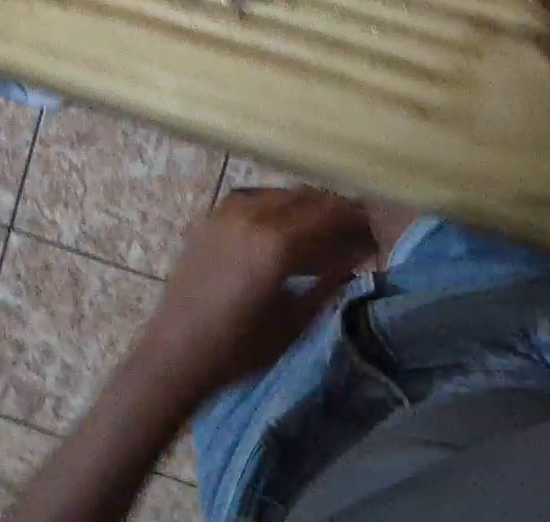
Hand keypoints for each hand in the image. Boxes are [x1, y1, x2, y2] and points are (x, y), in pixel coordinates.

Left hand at [138, 188, 375, 395]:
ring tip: (322, 228)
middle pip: (308, 197)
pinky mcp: (210, 217)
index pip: (330, 214)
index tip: (373, 230)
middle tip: (353, 228)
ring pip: (280, 194)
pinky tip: (283, 227)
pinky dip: (276, 206)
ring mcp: (228, 213)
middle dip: (334, 209)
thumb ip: (329, 282)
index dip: (356, 218)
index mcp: (278, 243)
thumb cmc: (240, 349)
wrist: (176, 355)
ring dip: (306, 205)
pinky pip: (253, 198)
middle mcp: (254, 217)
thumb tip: (357, 256)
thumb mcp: (295, 321)